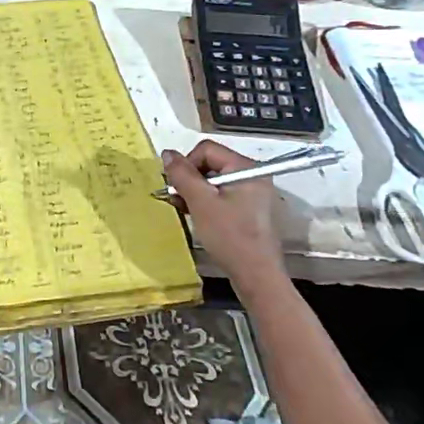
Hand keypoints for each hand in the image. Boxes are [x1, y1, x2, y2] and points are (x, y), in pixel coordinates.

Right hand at [162, 141, 289, 299]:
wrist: (256, 274)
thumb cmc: (229, 235)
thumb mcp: (200, 202)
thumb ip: (182, 174)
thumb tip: (167, 153)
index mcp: (246, 168)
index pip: (206, 150)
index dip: (187, 164)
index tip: (178, 187)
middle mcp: (252, 175)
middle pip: (209, 163)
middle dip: (189, 179)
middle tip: (179, 200)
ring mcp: (252, 193)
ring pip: (212, 180)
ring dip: (194, 192)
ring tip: (186, 210)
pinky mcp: (248, 208)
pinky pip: (220, 195)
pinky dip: (204, 202)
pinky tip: (196, 216)